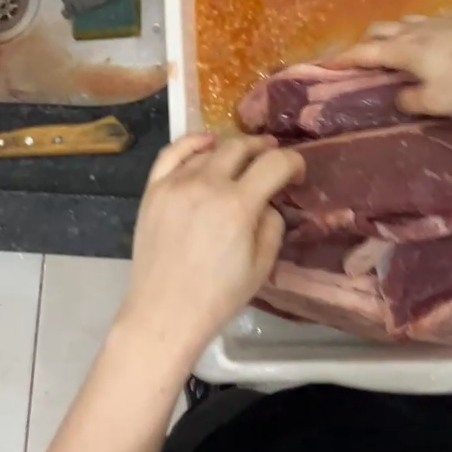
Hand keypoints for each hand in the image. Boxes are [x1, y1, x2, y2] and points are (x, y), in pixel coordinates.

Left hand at [116, 132, 302, 365]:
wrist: (165, 311)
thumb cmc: (218, 296)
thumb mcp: (261, 266)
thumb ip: (271, 224)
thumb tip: (266, 200)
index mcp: (238, 205)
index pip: (274, 164)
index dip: (293, 161)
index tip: (297, 170)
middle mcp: (207, 185)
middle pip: (240, 147)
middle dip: (262, 147)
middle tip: (272, 153)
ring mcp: (176, 183)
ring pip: (209, 150)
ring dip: (231, 149)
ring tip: (242, 155)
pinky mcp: (154, 188)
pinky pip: (173, 153)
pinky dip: (192, 142)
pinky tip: (207, 141)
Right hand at [333, 16, 451, 115]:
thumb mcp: (437, 102)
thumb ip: (411, 101)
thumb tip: (399, 97)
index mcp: (403, 51)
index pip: (363, 53)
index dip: (342, 59)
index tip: (324, 64)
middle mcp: (415, 32)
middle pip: (379, 31)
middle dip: (363, 43)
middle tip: (358, 59)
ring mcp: (438, 24)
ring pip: (402, 24)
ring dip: (389, 35)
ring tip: (390, 49)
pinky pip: (424, 24)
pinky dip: (413, 33)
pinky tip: (426, 43)